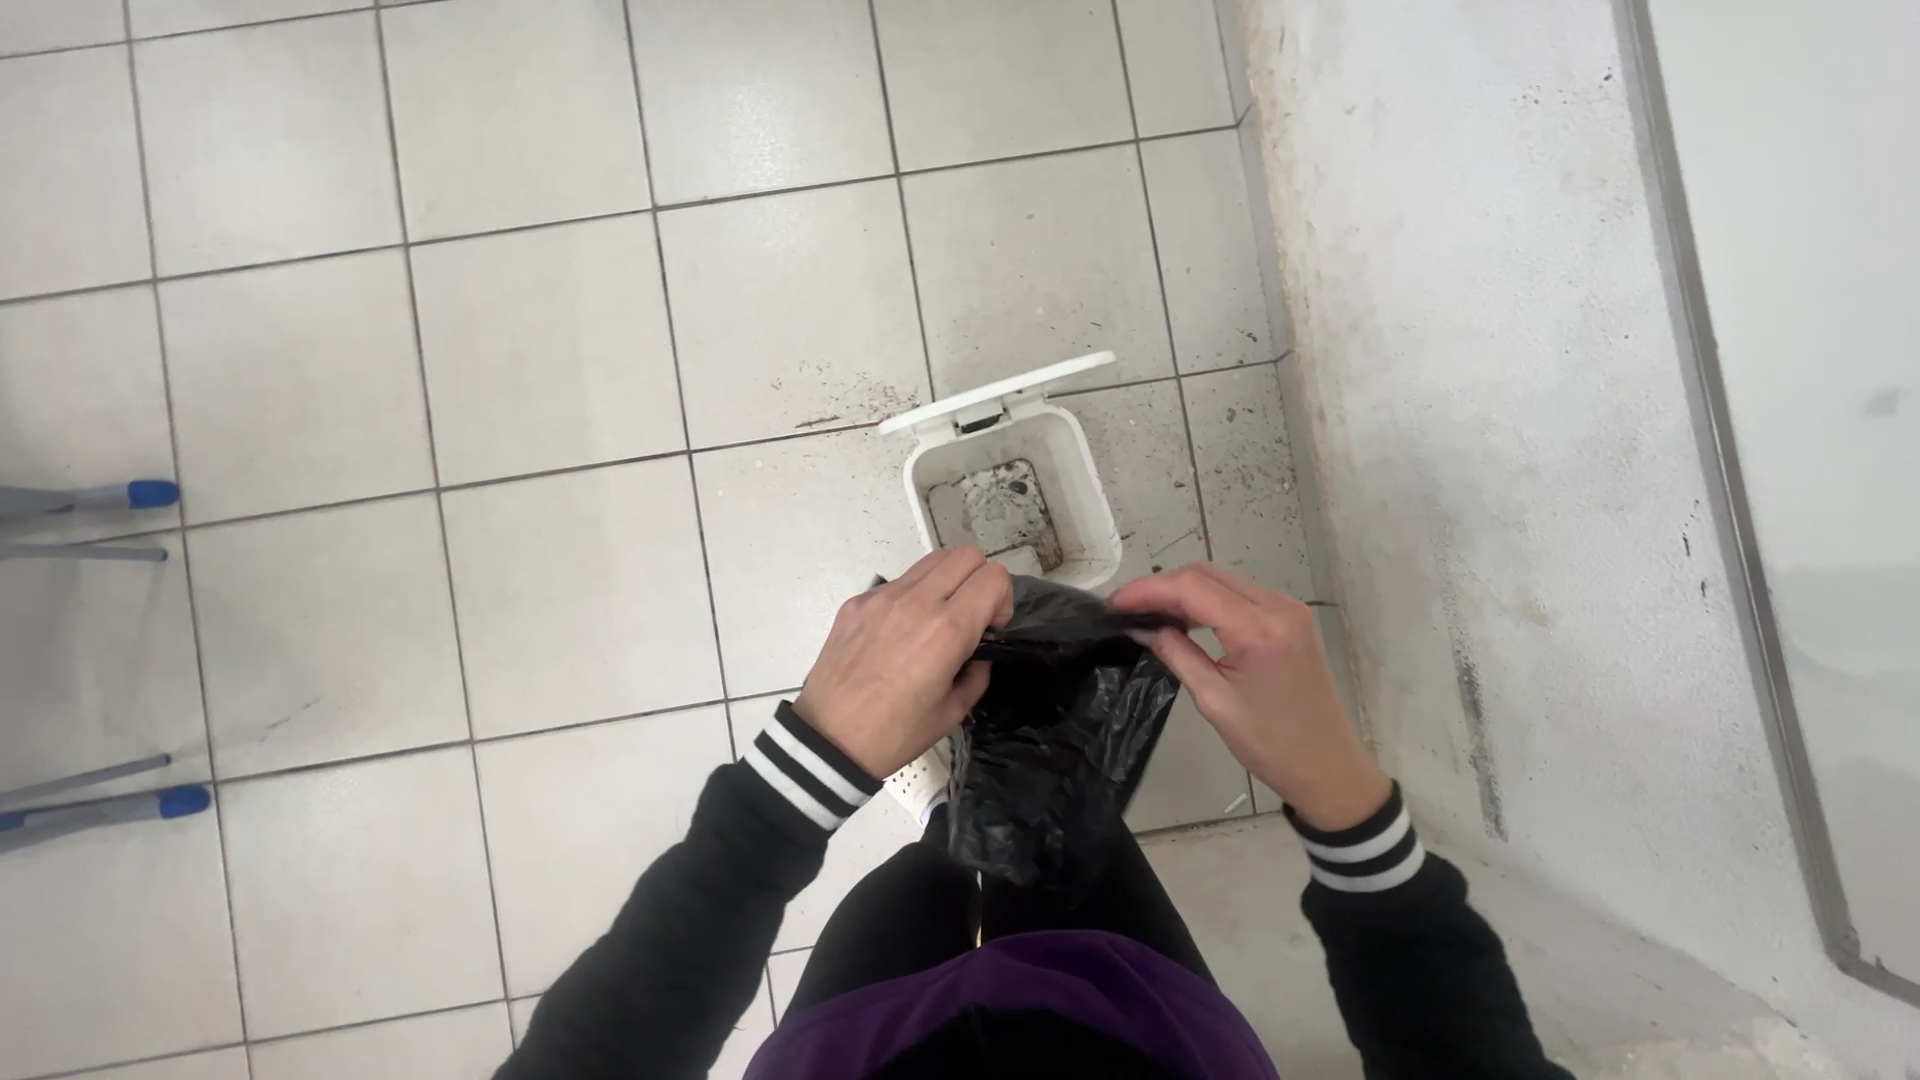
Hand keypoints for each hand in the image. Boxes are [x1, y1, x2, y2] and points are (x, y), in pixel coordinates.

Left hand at [794, 548, 1013, 778]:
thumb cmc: (894, 733)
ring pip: (931, 561)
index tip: (992, 628)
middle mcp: (916, 602)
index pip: (993, 578)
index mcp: (947, 630)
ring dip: (947, 581)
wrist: (828, 740)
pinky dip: (912, 596)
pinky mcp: (857, 602)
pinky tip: (900, 633)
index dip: (1003, 599)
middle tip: (971, 617)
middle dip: (980, 582)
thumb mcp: (952, 713)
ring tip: (938, 619)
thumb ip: (977, 675)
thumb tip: (979, 656)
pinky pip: (898, 582)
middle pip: (966, 556)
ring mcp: (882, 597)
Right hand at [1109, 562, 1389, 830]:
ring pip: (1221, 578)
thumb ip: (1176, 654)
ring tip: (1147, 611)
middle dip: (1160, 585)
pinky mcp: (1291, 617)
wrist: (1330, 767)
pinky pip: (1238, 592)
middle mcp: (1277, 607)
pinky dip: (1206, 597)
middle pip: (1205, 573)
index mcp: (1258, 630)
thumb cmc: (1271, 744)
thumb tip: (1142, 627)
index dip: (1147, 590)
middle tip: (1125, 608)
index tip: (1114, 605)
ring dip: (1182, 589)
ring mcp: (1288, 609)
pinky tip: (1183, 616)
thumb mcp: (1214, 701)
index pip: (1191, 588)